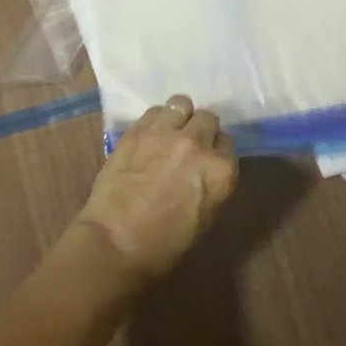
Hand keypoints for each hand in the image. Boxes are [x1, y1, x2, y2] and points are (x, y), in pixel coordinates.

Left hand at [74, 95, 238, 281]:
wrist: (117, 240)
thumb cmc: (166, 242)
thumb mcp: (206, 216)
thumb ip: (212, 182)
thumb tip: (204, 167)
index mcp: (220, 170)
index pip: (227, 142)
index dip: (216, 150)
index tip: (207, 158)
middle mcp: (196, 143)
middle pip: (207, 118)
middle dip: (201, 129)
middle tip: (189, 145)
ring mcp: (165, 132)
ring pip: (180, 103)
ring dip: (179, 116)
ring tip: (170, 131)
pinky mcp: (137, 130)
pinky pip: (154, 111)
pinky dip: (156, 119)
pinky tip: (150, 134)